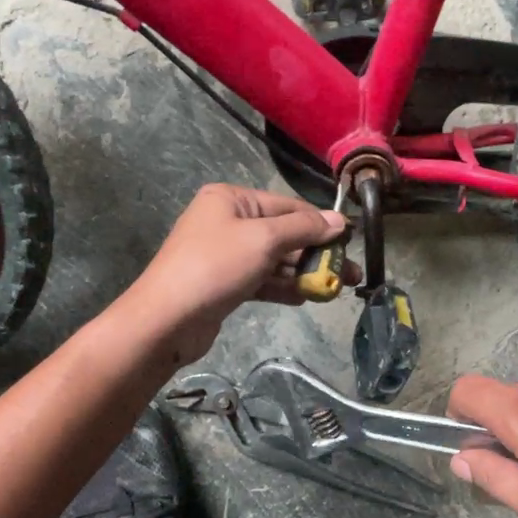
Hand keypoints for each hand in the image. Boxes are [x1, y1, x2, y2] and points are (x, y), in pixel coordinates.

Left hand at [121, 184, 353, 361]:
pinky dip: (283, 288)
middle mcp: (227, 221)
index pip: (287, 206)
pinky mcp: (225, 284)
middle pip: (283, 234)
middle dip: (316, 254)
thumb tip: (339, 220)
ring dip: (303, 274)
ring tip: (334, 290)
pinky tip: (306, 299)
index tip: (350, 242)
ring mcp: (225, 254)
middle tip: (349, 274)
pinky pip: (262, 281)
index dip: (319, 224)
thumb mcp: (264, 240)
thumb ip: (304, 228)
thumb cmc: (216, 267)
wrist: (167, 319)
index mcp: (231, 199)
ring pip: (274, 260)